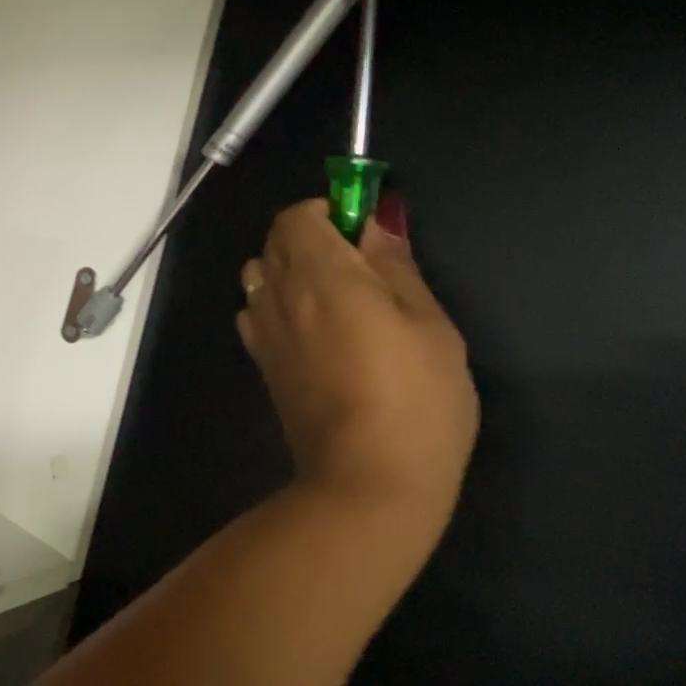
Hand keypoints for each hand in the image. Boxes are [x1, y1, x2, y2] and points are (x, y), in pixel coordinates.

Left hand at [239, 199, 477, 513]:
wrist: (366, 475)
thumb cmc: (416, 396)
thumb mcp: (429, 323)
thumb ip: (394, 265)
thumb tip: (375, 220)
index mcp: (319, 272)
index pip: (297, 215)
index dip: (327, 210)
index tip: (363, 226)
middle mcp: (278, 291)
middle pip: (275, 239)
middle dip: (310, 234)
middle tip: (360, 261)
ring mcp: (261, 326)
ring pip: (260, 272)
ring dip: (289, 267)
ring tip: (338, 295)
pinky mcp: (258, 358)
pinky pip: (256, 309)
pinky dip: (277, 301)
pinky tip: (313, 328)